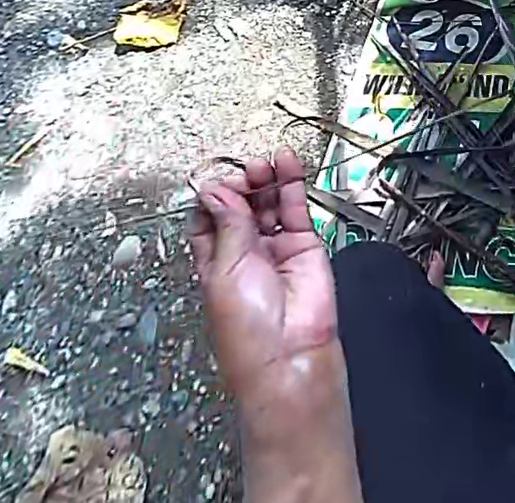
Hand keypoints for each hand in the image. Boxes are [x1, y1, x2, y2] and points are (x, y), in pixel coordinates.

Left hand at [190, 148, 336, 401]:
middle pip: (242, 205)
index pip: (211, 218)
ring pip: (269, 202)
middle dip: (242, 184)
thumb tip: (217, 190)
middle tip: (245, 172)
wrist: (290, 351)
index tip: (218, 180)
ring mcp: (275, 244)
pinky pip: (295, 206)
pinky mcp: (304, 240)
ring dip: (266, 179)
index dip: (215, 196)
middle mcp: (245, 250)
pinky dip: (292, 183)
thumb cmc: (247, 329)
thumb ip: (228, 225)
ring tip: (265, 164)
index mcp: (215, 261)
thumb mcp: (226, 271)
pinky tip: (286, 164)